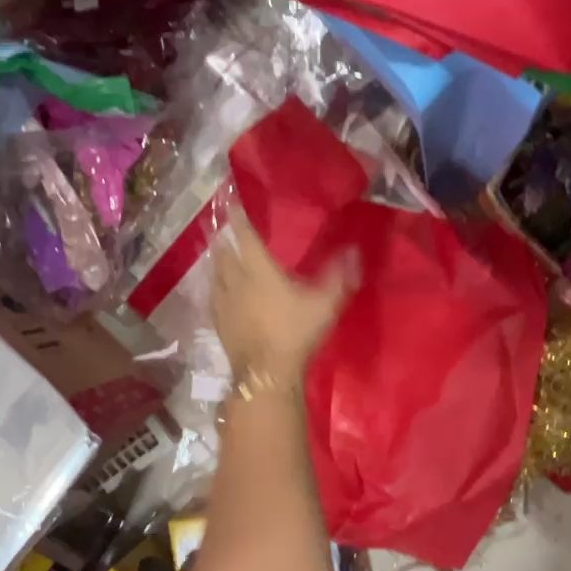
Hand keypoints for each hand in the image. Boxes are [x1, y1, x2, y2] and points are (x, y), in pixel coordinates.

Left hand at [212, 209, 355, 390]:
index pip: (243, 232)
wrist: (266, 375)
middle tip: (233, 230)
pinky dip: (219, 287)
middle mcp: (234, 278)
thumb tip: (355, 249)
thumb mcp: (327, 303)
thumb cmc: (296, 332)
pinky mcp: (218, 322)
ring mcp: (222, 301)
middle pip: (223, 250)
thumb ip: (340, 275)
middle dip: (226, 237)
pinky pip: (215, 295)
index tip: (230, 196)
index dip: (237, 212)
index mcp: (257, 267)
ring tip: (228, 258)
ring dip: (221, 262)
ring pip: (216, 272)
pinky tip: (226, 292)